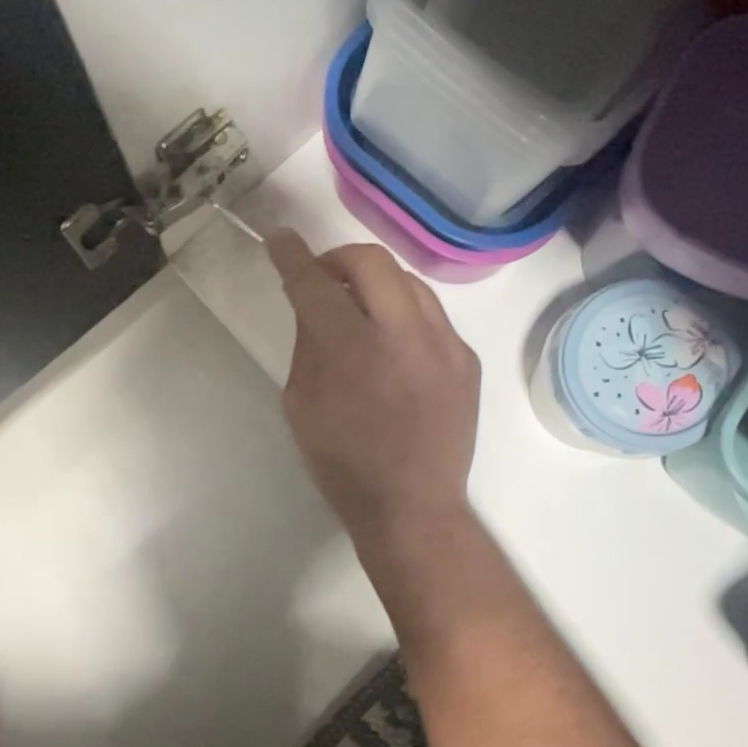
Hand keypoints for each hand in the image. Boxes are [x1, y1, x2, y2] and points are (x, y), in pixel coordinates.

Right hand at [265, 231, 479, 537]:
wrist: (412, 506)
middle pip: (371, 261)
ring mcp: (444, 344)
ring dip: (375, 283)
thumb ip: (307, 347)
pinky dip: (404, 315)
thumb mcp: (302, 405)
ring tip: (359, 309)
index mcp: (351, 351)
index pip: (315, 284)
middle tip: (322, 278)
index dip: (292, 256)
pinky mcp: (467, 359)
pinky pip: (431, 315)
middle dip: (338, 259)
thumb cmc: (342, 463)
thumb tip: (314, 308)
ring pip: (408, 281)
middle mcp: (403, 334)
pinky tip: (393, 345)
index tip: (280, 240)